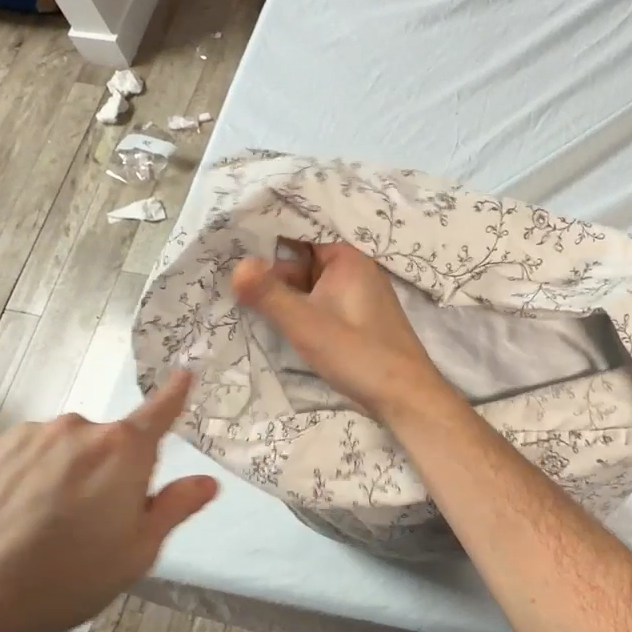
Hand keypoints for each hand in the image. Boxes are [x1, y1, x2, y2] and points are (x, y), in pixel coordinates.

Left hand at [0, 372, 217, 631]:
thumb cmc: (70, 579)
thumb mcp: (139, 551)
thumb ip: (174, 507)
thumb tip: (207, 481)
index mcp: (122, 450)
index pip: (158, 412)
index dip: (174, 394)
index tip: (184, 373)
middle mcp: (76, 428)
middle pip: (109, 440)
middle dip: (113, 467)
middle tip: (100, 518)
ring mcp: (26, 436)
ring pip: (66, 447)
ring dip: (70, 470)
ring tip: (51, 523)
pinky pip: (27, 454)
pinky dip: (33, 475)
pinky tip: (19, 516)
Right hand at [230, 240, 456, 421]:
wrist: (405, 396)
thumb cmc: (357, 353)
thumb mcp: (304, 323)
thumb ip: (268, 293)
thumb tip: (236, 265)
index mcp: (347, 259)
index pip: (298, 235)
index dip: (264, 241)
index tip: (229, 246)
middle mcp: (356, 271)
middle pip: (302, 263)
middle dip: (270, 274)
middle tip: (226, 281)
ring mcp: (359, 298)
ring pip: (311, 289)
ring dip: (283, 297)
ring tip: (240, 300)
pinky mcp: (359, 323)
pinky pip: (322, 307)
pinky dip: (301, 313)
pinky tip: (274, 323)